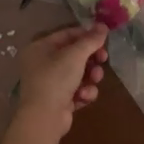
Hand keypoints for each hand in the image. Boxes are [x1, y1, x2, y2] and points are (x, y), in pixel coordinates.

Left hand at [13, 23, 109, 143]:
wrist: (45, 117)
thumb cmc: (56, 79)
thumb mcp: (75, 55)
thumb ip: (91, 40)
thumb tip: (103, 26)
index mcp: (39, 48)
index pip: (67, 34)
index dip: (86, 35)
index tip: (104, 38)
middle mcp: (42, 63)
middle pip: (74, 55)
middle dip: (91, 59)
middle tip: (103, 59)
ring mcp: (50, 83)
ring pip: (79, 73)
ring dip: (90, 77)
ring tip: (94, 80)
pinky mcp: (58, 100)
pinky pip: (77, 90)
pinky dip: (83, 92)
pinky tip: (83, 97)